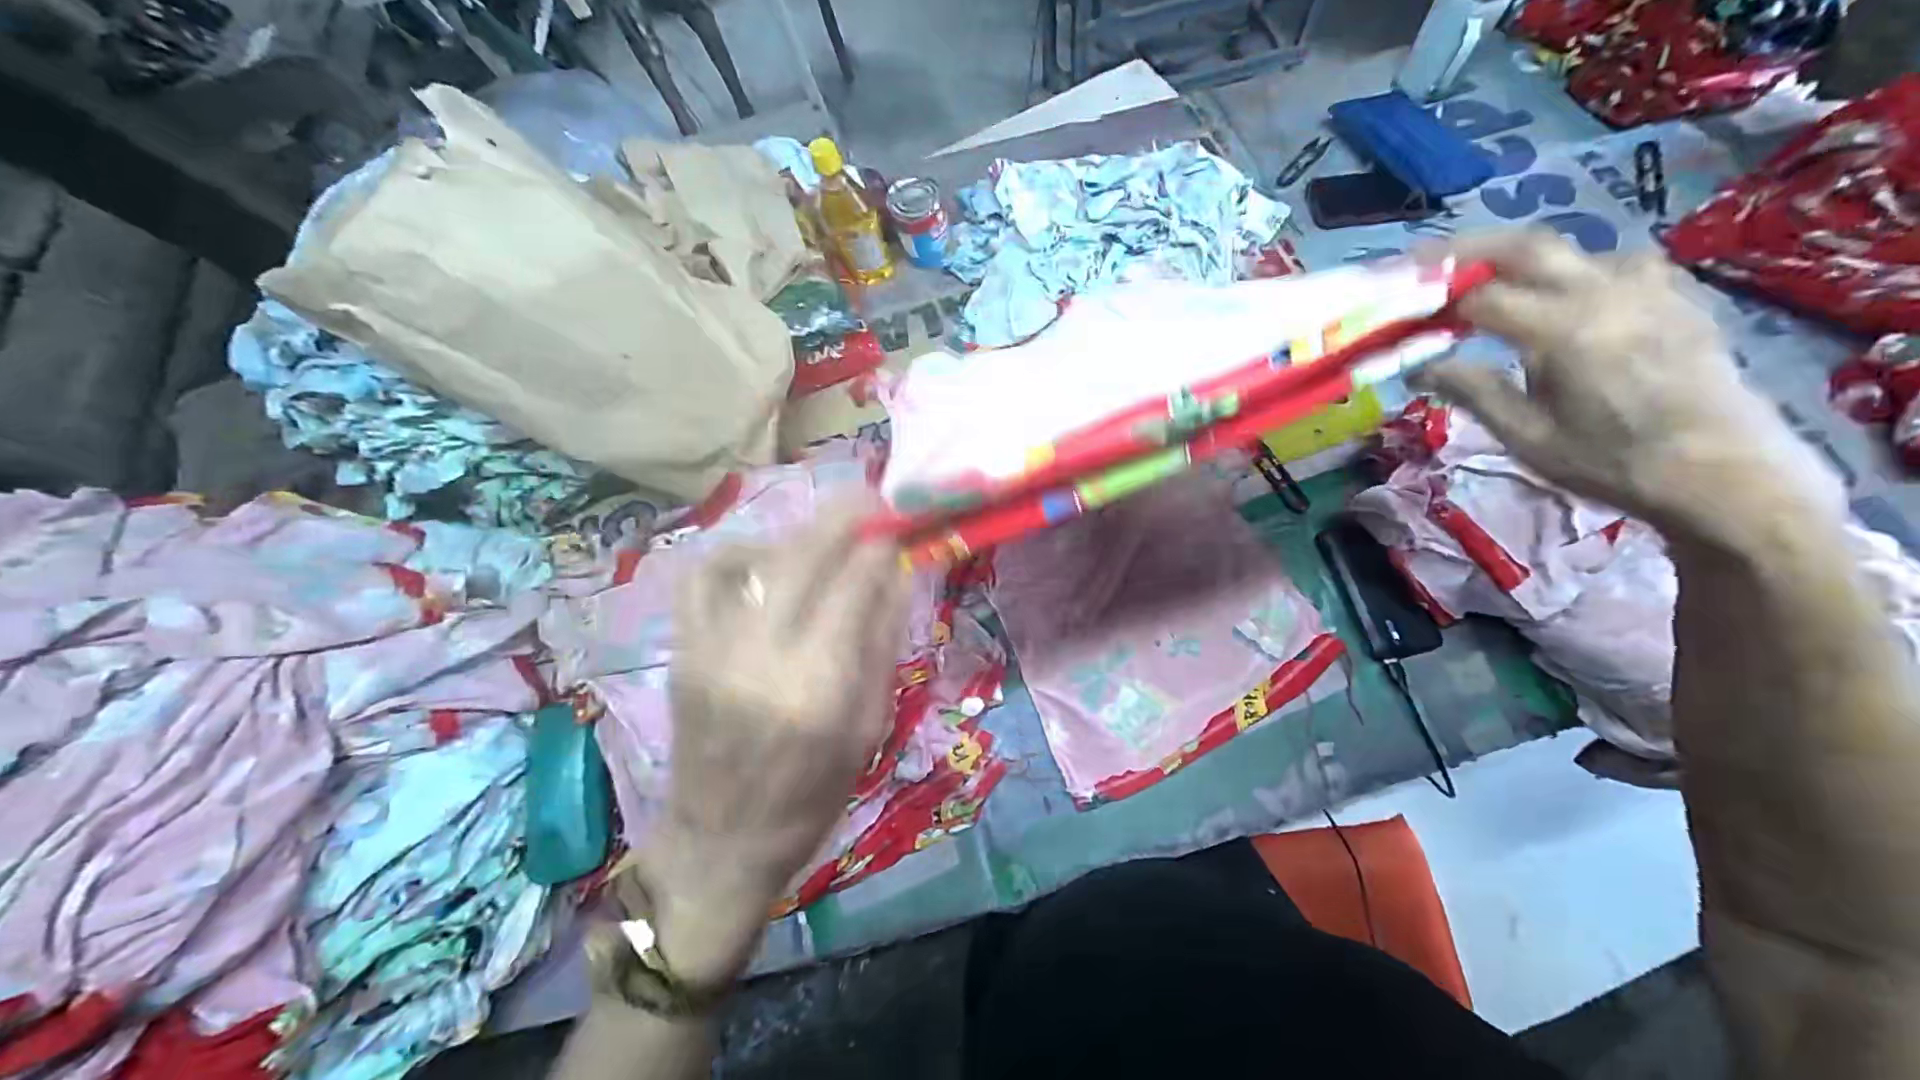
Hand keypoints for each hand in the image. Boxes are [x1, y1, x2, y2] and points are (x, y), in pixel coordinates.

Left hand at [632, 507, 907, 986]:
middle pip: (803, 556)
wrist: (719, 844)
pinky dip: (738, 554)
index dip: (880, 543)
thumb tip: (895, 572)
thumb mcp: (868, 729)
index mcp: (819, 687)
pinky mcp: (683, 650)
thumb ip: (881, 644)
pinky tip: (764, 564)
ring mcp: (712, 648)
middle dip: (843, 516)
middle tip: (871, 502)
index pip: (855, 584)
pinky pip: (703, 577)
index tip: (898, 522)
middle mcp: (761, 656)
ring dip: (797, 534)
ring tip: (823, 540)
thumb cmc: (812, 798)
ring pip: (754, 557)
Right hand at [1419, 230, 1844, 546]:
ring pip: (1570, 250)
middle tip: (1422, 265)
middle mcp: (1607, 291)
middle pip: (1525, 246)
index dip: (1434, 303)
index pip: (1480, 297)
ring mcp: (1649, 286)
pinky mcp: (1674, 295)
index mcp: (1564, 328)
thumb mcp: (1526, 435)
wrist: (1724, 472)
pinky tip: (1555, 299)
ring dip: (1518, 260)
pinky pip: (1610, 264)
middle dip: (1466, 251)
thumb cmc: (1611, 461)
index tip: (1400, 314)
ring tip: (1484, 285)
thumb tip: (1420, 367)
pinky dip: (1566, 272)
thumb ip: (1473, 389)